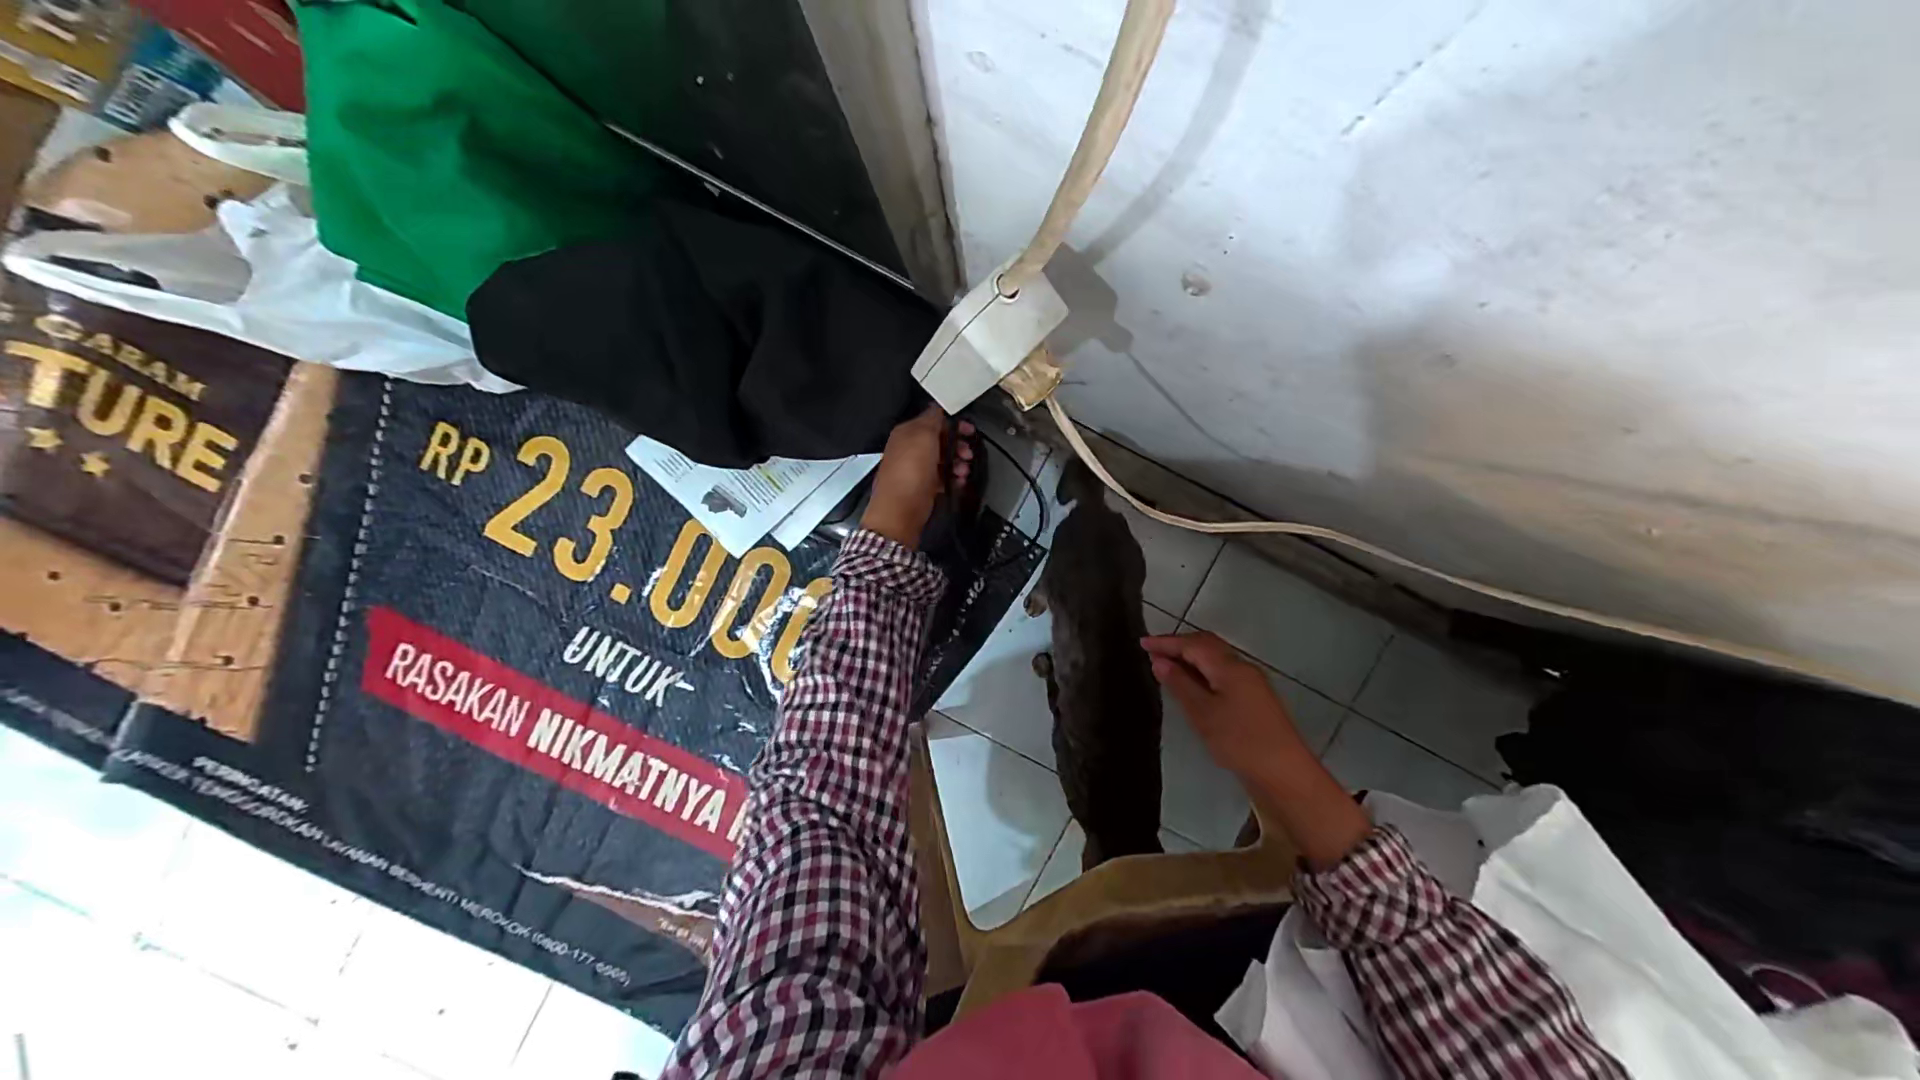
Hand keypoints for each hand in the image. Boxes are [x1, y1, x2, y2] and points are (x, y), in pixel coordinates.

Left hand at [860, 406, 972, 548]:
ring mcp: (914, 470)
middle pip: (939, 440)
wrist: (899, 514)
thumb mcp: (923, 437)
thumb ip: (932, 419)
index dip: (952, 422)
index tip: (968, 429)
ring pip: (942, 460)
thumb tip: (938, 409)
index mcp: (906, 433)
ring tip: (963, 470)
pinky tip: (958, 482)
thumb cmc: (907, 476)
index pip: (932, 419)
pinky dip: (952, 479)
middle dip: (957, 445)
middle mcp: (908, 449)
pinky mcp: (921, 487)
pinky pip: (941, 478)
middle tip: (967, 452)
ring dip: (957, 463)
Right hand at [1143, 629, 1368, 867]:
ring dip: (1191, 657)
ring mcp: (1251, 682)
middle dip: (1179, 644)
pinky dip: (1202, 670)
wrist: (1284, 773)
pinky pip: (1222, 672)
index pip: (1193, 644)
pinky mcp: (1254, 698)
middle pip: (1207, 645)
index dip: (1166, 642)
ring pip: (1216, 658)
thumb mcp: (1202, 713)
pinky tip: (1191, 683)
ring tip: (1166, 665)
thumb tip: (1159, 661)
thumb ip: (1180, 684)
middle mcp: (1242, 667)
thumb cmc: (1239, 741)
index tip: (1141, 643)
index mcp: (1230, 667)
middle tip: (1152, 651)